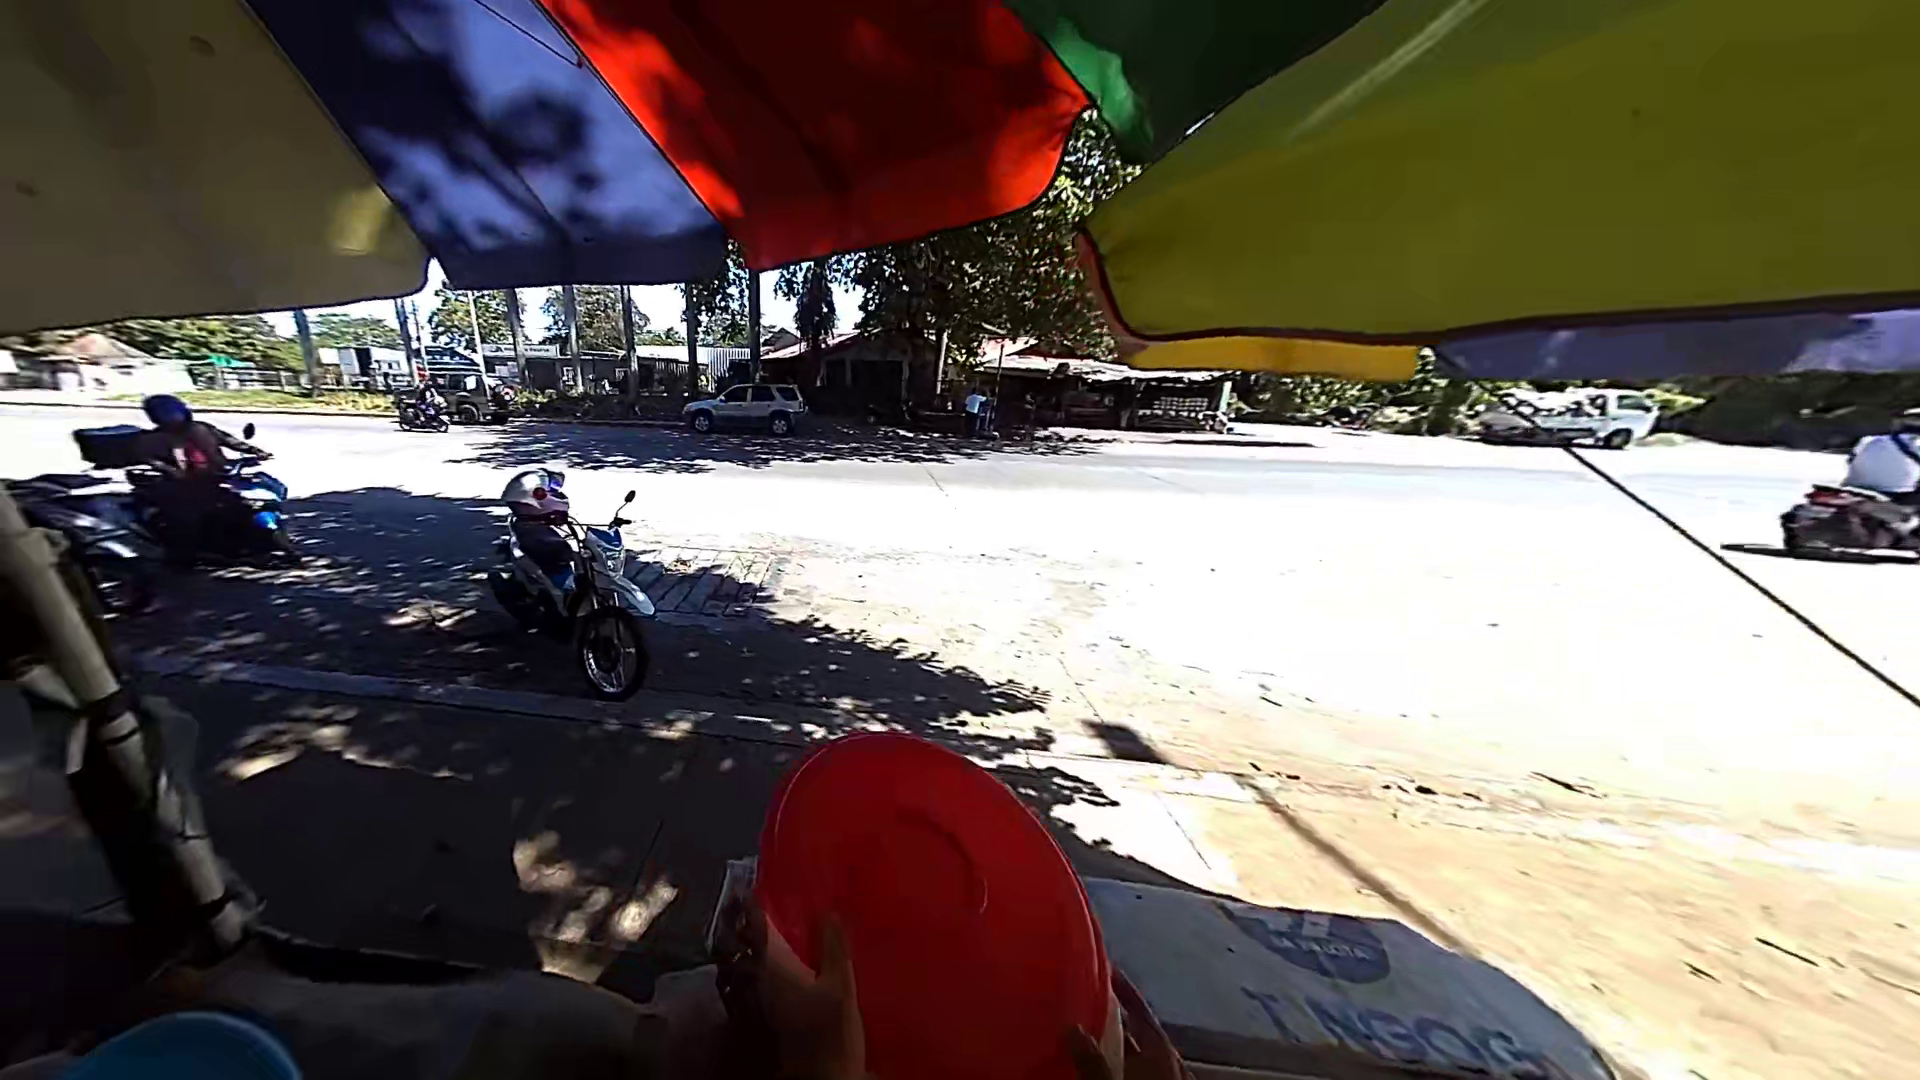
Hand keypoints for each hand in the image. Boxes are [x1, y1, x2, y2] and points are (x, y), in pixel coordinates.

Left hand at [717, 898, 865, 1079]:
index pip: (755, 929)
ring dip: (735, 945)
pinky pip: (739, 985)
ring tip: (744, 928)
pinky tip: (755, 966)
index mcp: (773, 968)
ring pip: (734, 967)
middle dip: (736, 923)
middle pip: (736, 948)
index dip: (751, 906)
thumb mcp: (842, 984)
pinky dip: (741, 968)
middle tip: (741, 902)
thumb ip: (833, 945)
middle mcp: (754, 984)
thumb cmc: (831, 1032)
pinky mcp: (752, 1023)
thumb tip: (827, 910)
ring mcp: (750, 1006)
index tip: (747, 886)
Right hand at [1068, 972, 1187, 1079]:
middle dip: (1116, 1021)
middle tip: (1088, 1004)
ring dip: (1121, 1050)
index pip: (1140, 1009)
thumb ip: (1092, 1061)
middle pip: (1141, 1035)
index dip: (1125, 989)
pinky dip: (1128, 1071)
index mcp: (1160, 1052)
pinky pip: (1146, 1078)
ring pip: (1143, 1061)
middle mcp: (1170, 1065)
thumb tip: (1071, 1028)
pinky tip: (1110, 1074)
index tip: (1107, 969)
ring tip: (1092, 1039)